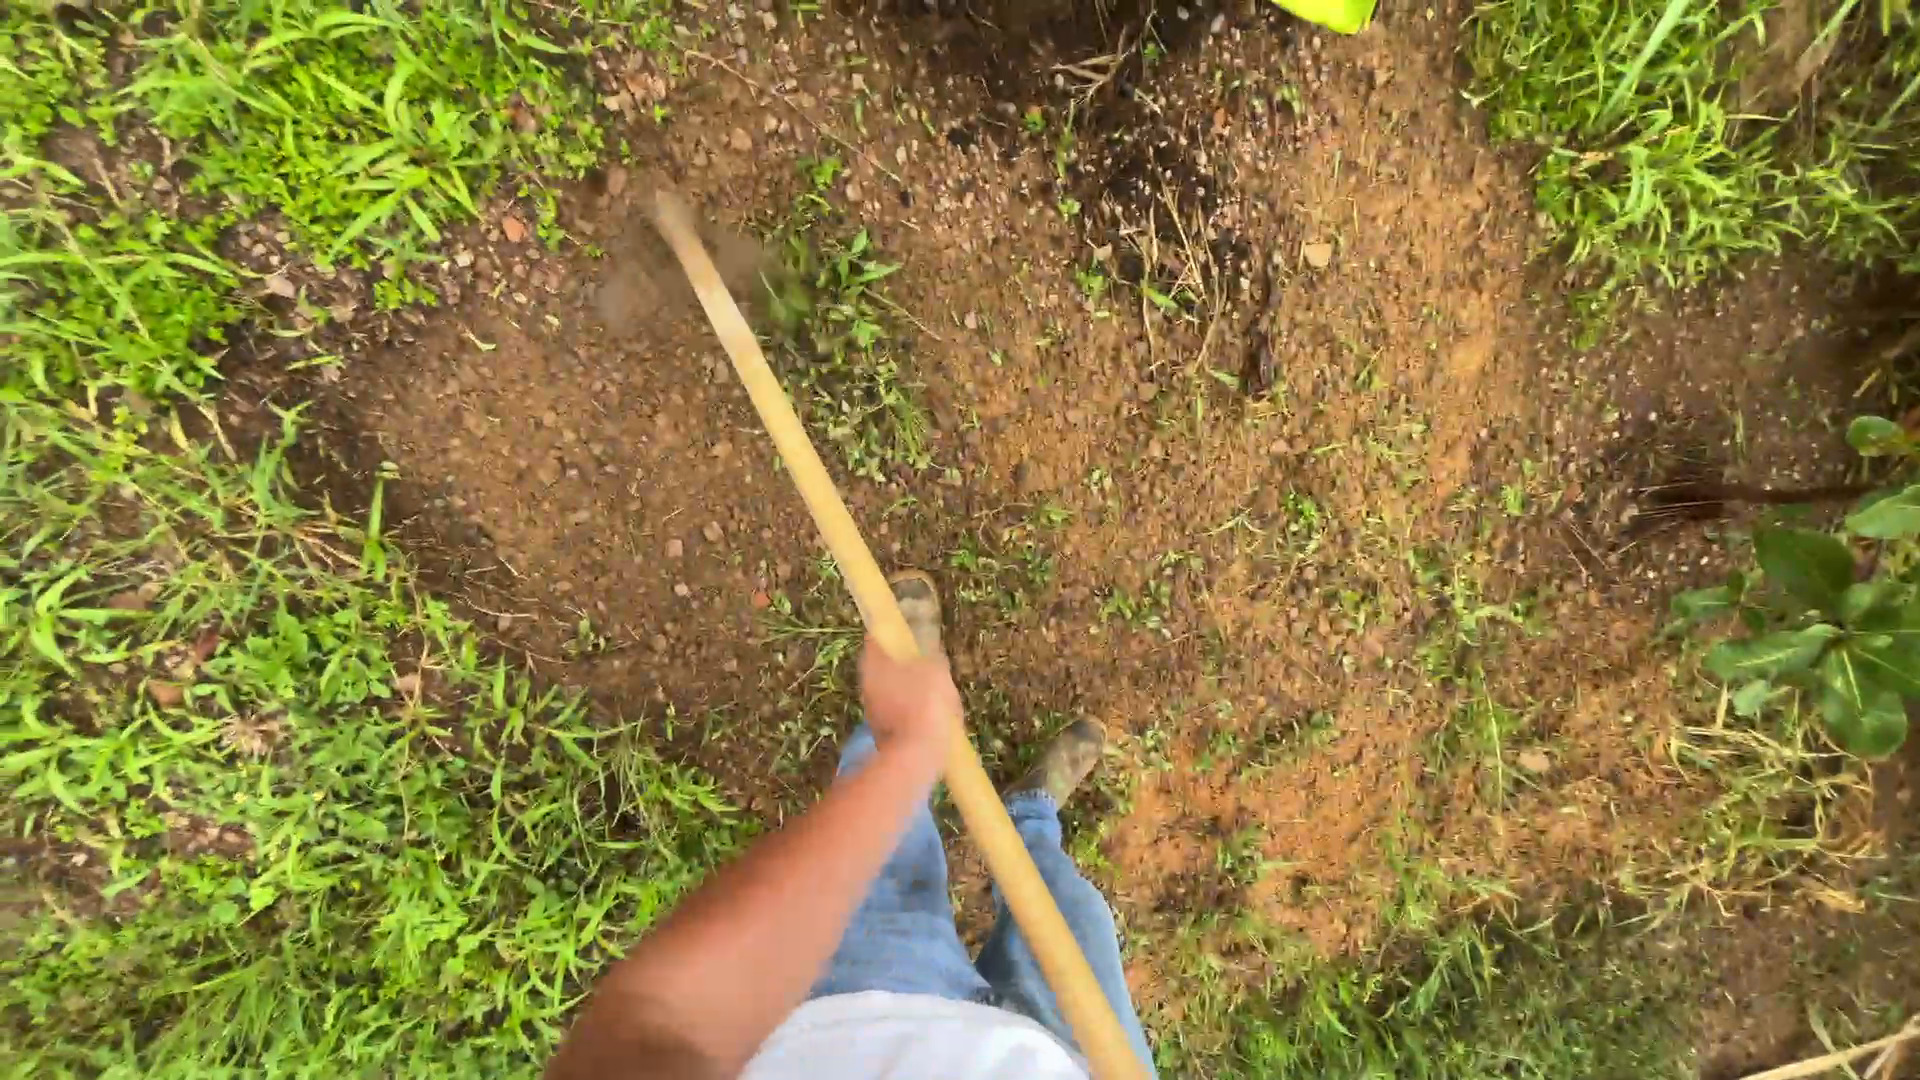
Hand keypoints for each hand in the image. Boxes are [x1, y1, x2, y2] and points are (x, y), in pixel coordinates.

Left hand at [858, 640, 958, 767]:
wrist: (915, 756)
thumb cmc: (925, 704)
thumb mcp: (937, 670)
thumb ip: (931, 656)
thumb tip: (929, 652)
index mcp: (874, 662)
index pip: (877, 635)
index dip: (893, 630)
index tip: (909, 630)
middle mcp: (866, 682)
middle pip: (883, 663)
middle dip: (904, 662)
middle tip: (928, 663)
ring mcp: (871, 707)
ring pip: (890, 688)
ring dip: (909, 687)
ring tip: (936, 691)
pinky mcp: (881, 729)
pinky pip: (897, 710)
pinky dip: (911, 709)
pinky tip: (932, 715)